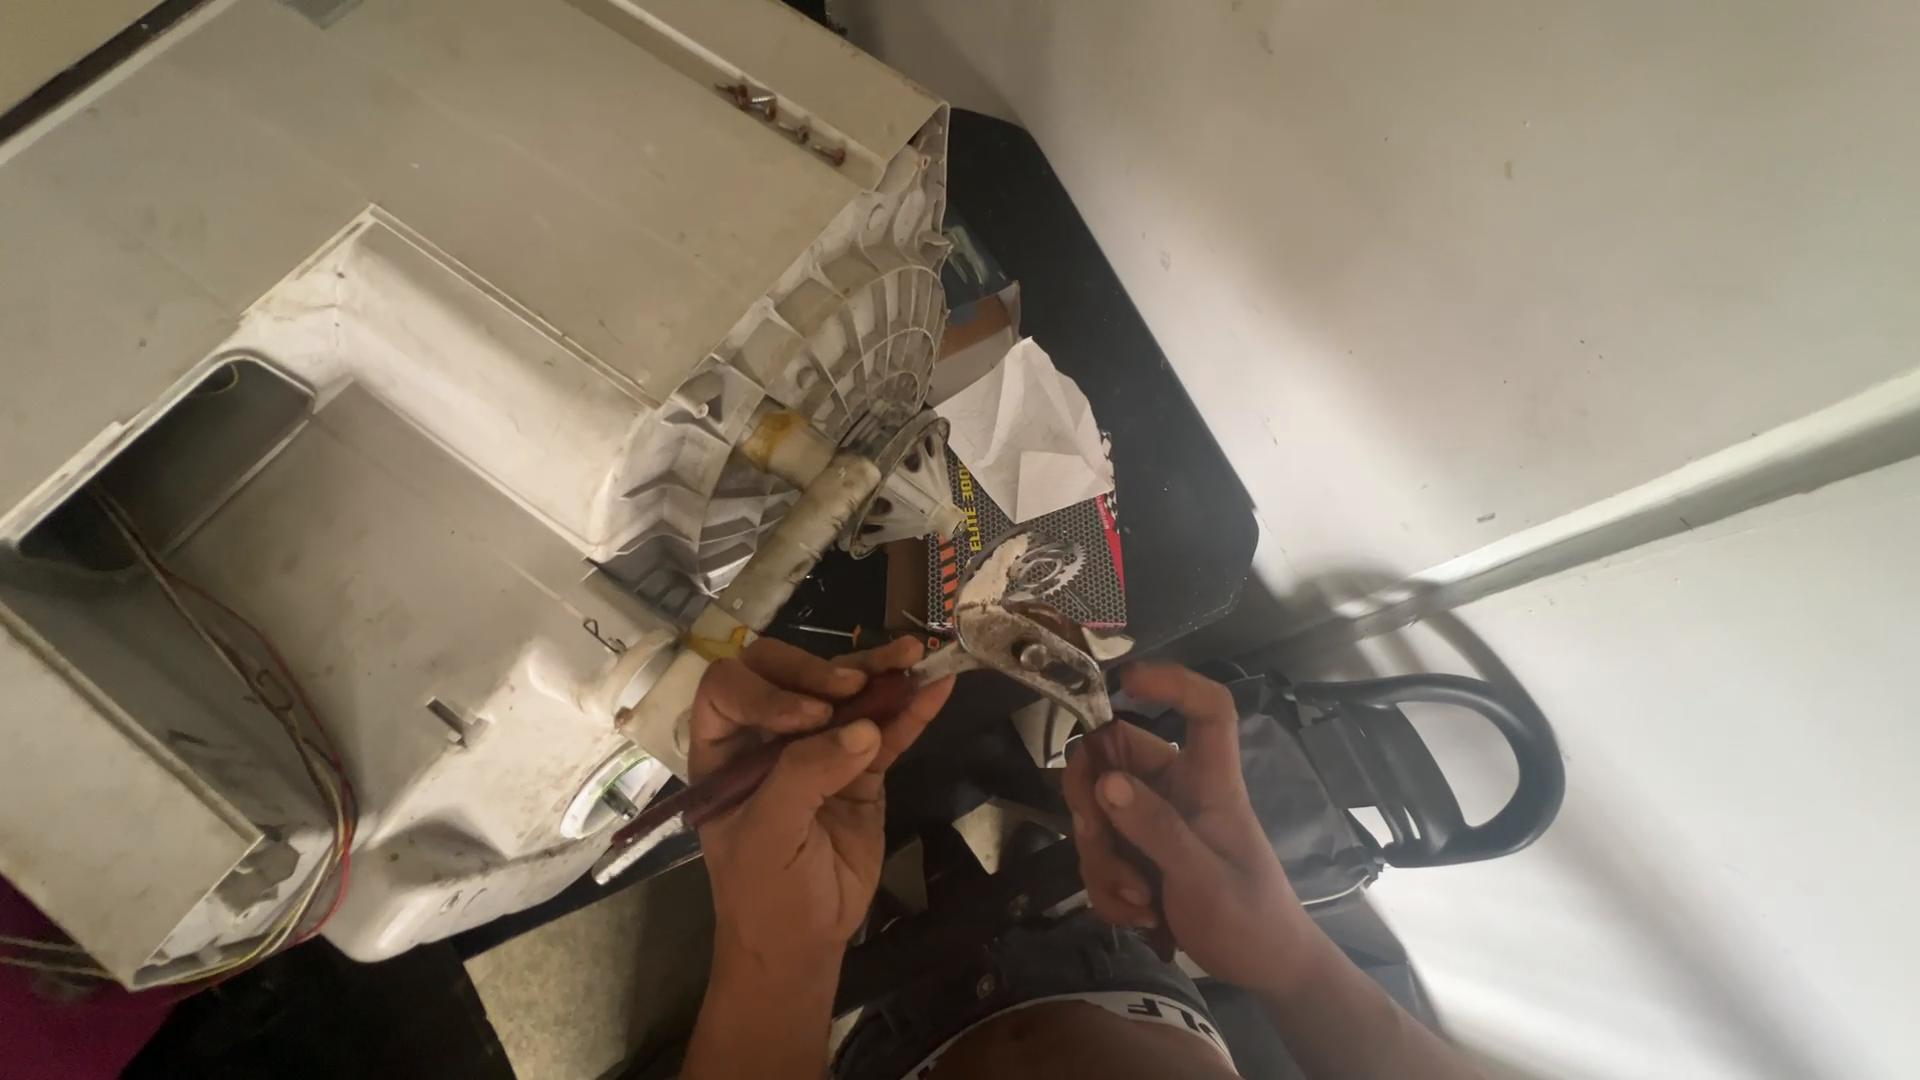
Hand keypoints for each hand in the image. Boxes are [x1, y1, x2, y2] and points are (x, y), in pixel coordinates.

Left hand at [691, 636, 953, 978]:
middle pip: (789, 673)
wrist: (808, 940)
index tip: (810, 716)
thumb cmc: (764, 893)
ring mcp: (821, 746)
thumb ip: (804, 776)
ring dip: (879, 669)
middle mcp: (771, 735)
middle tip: (854, 686)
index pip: (730, 689)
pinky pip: (888, 727)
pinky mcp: (864, 765)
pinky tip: (938, 685)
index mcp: (725, 746)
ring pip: (846, 691)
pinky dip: (912, 708)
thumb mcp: (767, 837)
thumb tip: (864, 729)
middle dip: (822, 669)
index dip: (767, 689)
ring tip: (915, 653)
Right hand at [1063, 663, 1316, 992]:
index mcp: (1210, 780)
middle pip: (1115, 755)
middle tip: (1093, 835)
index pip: (1207, 711)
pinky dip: (1105, 884)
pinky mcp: (1134, 850)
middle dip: (1092, 798)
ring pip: (1096, 808)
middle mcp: (1174, 789)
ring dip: (1102, 857)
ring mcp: (1150, 819)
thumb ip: (1156, 830)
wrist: (1262, 975)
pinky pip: (1097, 850)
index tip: (1126, 682)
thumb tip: (1104, 780)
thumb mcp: (1205, 880)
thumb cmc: (1252, 921)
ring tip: (1137, 902)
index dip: (1174, 683)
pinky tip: (1136, 917)